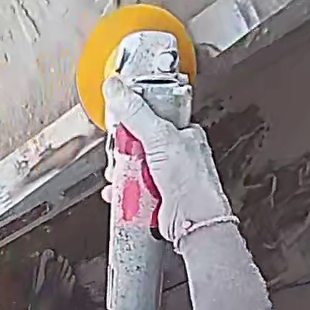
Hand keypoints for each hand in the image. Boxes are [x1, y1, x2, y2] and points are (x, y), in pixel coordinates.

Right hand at [102, 77, 235, 249]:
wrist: (194, 222)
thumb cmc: (191, 182)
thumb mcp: (160, 136)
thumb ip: (135, 112)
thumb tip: (116, 87)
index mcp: (184, 134)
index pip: (153, 118)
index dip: (133, 120)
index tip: (119, 123)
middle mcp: (176, 156)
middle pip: (138, 145)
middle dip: (123, 152)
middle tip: (119, 155)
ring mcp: (166, 179)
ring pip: (134, 170)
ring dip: (121, 174)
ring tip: (118, 176)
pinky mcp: (156, 199)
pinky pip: (133, 192)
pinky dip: (123, 194)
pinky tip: (120, 193)